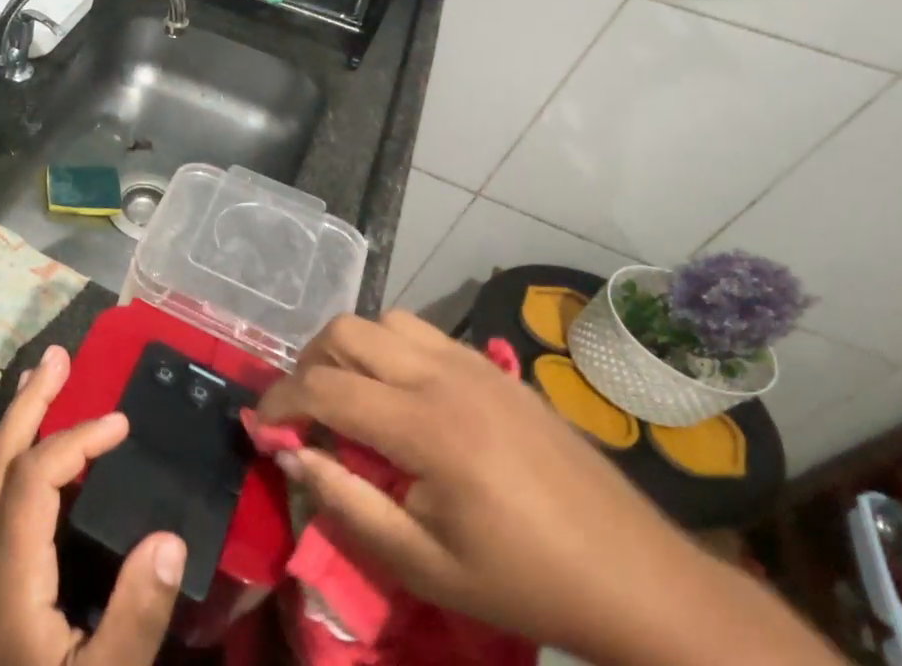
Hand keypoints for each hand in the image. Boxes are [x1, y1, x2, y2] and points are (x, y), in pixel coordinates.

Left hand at [0, 344, 186, 665]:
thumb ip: (136, 615)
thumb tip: (169, 535)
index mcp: (13, 578)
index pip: (34, 482)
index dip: (75, 441)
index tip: (121, 423)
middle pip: (1, 464)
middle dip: (30, 406)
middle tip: (59, 358)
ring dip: (11, 424)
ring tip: (33, 381)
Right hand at [258, 311, 839, 665]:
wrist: (638, 581)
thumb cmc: (522, 581)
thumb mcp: (420, 562)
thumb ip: (343, 500)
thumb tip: (288, 452)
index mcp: (426, 427)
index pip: (322, 388)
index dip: (279, 403)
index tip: (263, 429)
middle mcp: (447, 378)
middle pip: (346, 332)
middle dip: (308, 365)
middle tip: (306, 414)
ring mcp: (479, 367)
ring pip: (386, 321)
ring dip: (352, 351)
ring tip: (351, 400)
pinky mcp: (501, 372)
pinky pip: (427, 336)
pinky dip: (393, 353)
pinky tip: (404, 402)